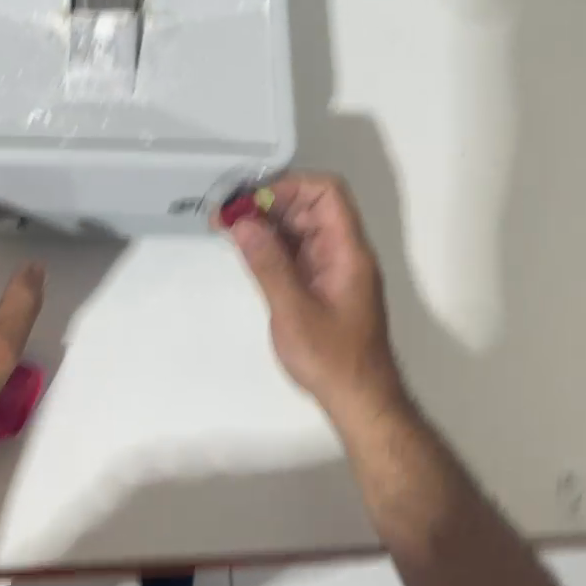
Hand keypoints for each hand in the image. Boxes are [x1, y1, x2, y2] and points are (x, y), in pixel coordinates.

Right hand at [220, 172, 407, 421]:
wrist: (359, 400)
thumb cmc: (332, 359)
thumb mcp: (294, 311)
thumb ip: (268, 264)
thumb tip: (242, 222)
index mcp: (347, 252)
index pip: (326, 194)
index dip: (288, 186)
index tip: (249, 200)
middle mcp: (342, 253)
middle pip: (310, 207)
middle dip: (269, 202)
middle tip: (227, 213)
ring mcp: (331, 269)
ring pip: (299, 228)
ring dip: (265, 222)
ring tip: (227, 226)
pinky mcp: (319, 285)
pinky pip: (294, 251)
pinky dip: (269, 244)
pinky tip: (244, 248)